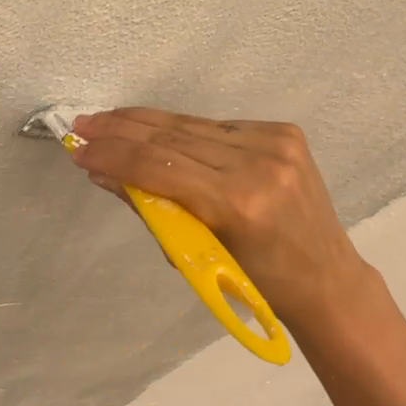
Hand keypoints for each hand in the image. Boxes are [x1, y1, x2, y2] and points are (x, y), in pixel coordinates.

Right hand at [69, 108, 375, 327]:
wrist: (326, 277)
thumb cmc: (257, 283)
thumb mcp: (195, 255)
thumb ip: (150, 207)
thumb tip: (103, 173)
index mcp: (238, 203)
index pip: (158, 167)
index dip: (113, 156)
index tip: (78, 152)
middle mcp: (259, 164)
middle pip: (171, 138)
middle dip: (119, 131)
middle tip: (81, 127)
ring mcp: (275, 143)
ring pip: (190, 126)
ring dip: (142, 123)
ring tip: (105, 121)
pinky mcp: (283, 132)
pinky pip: (214, 127)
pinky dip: (179, 129)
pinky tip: (151, 131)